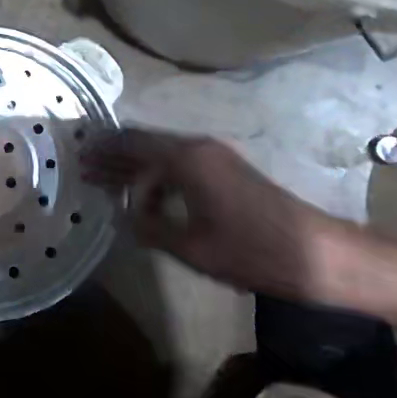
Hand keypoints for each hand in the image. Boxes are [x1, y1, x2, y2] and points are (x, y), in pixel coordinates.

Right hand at [83, 130, 366, 304]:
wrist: (318, 254)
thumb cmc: (251, 250)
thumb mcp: (190, 246)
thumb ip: (149, 227)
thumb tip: (124, 216)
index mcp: (188, 158)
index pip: (134, 143)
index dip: (104, 149)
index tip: (79, 155)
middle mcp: (200, 148)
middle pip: (146, 145)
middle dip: (115, 156)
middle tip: (84, 167)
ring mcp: (217, 158)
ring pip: (163, 156)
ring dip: (135, 168)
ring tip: (106, 182)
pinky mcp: (229, 173)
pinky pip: (181, 166)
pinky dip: (157, 177)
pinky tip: (144, 197)